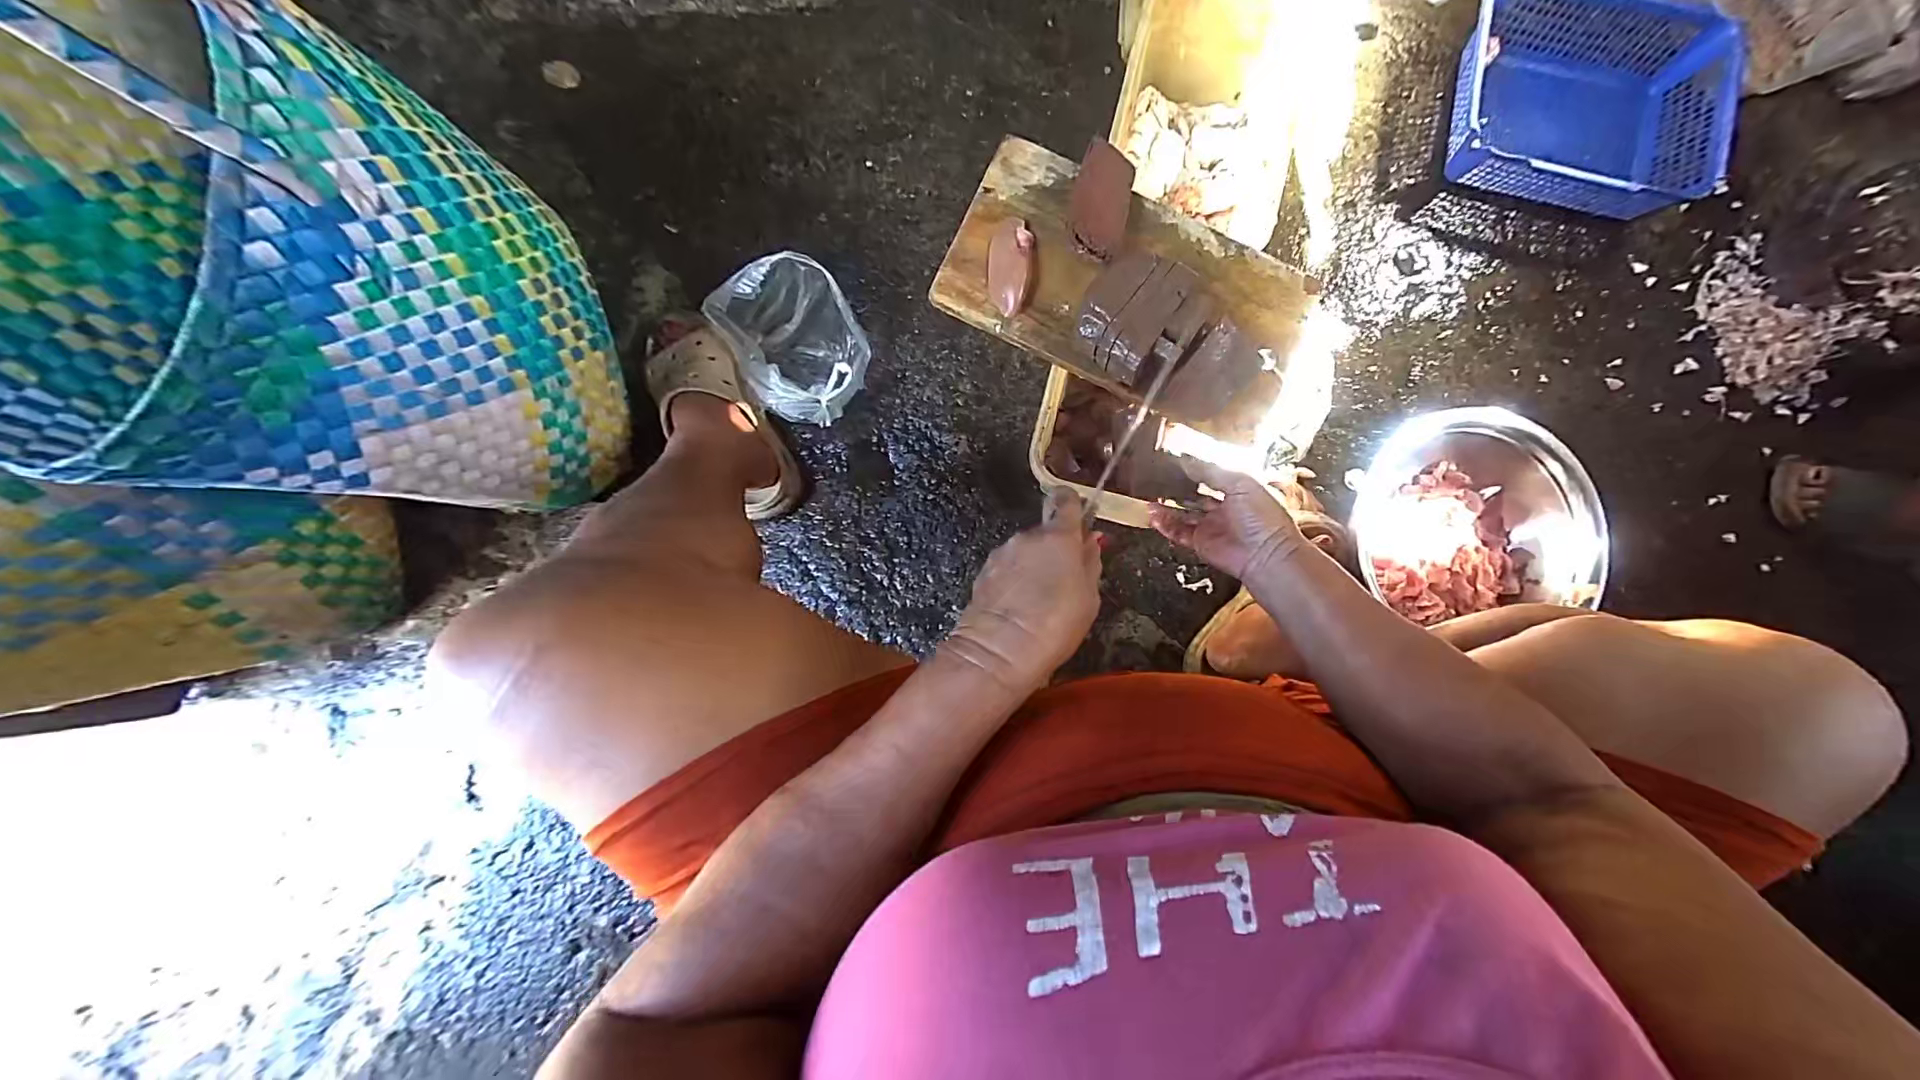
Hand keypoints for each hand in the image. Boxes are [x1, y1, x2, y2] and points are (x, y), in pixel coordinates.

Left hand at [946, 488, 1103, 692]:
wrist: (998, 651)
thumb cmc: (1055, 625)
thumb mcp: (1089, 597)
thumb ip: (1090, 563)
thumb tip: (1089, 542)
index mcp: (1057, 536)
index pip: (1065, 500)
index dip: (1073, 506)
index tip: (1078, 521)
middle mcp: (1026, 537)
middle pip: (1044, 532)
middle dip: (1054, 550)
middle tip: (1064, 581)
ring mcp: (1001, 554)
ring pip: (1023, 552)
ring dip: (1032, 567)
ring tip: (1039, 602)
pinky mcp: (982, 574)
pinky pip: (1006, 570)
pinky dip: (1014, 581)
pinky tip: (1018, 608)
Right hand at [1149, 458, 1308, 579]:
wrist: (1265, 554)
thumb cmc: (1261, 516)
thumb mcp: (1240, 484)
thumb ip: (1211, 472)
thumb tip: (1187, 460)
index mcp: (1236, 491)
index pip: (1209, 479)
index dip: (1191, 473)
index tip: (1172, 465)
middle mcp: (1222, 509)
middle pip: (1192, 498)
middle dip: (1175, 491)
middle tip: (1155, 483)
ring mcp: (1210, 527)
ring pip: (1182, 515)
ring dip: (1165, 509)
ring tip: (1147, 501)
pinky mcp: (1200, 543)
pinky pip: (1178, 533)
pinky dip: (1165, 526)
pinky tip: (1153, 518)